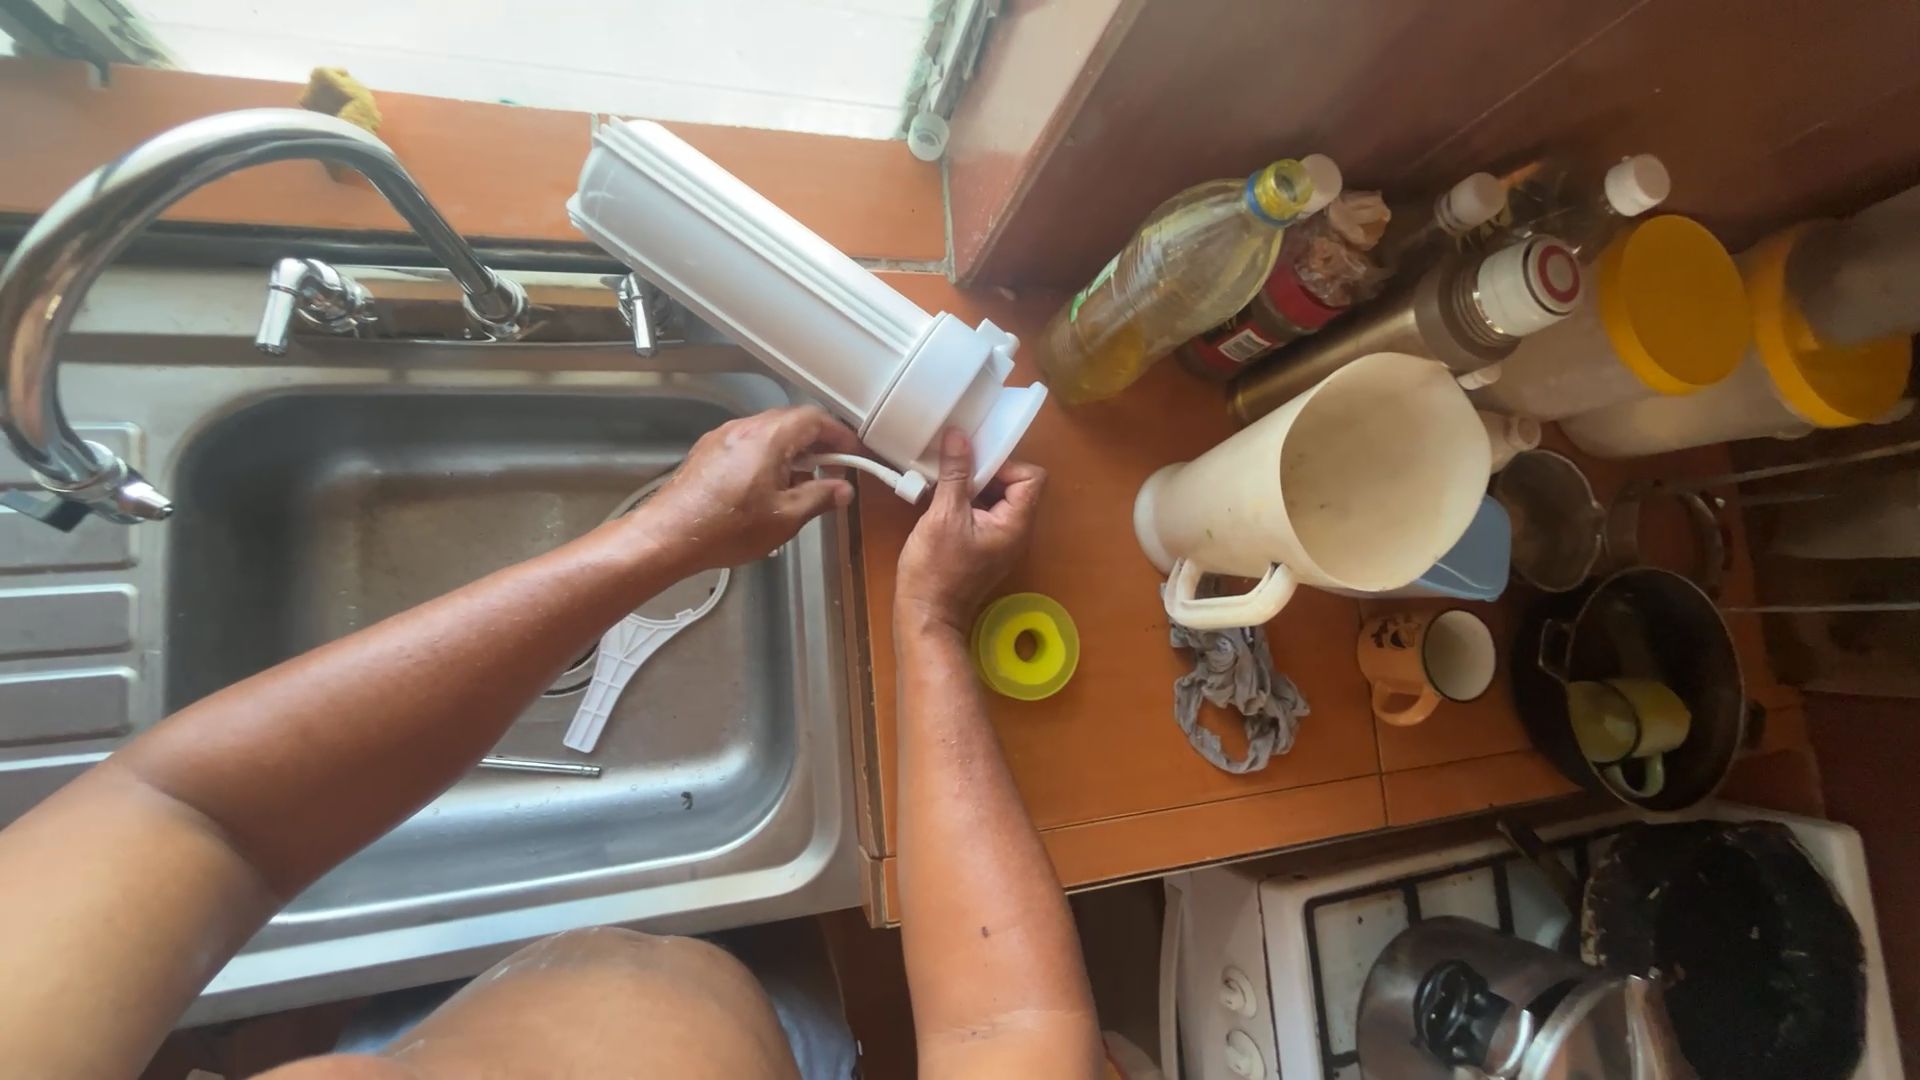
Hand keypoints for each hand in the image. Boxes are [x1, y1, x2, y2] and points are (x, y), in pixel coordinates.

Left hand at [635, 405, 861, 570]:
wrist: (669, 536)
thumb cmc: (727, 528)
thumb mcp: (786, 517)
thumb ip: (820, 497)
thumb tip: (843, 490)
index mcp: (768, 438)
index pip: (815, 418)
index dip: (840, 434)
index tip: (853, 454)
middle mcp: (744, 428)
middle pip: (792, 421)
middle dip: (818, 443)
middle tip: (833, 470)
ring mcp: (723, 437)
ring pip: (770, 432)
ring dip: (793, 451)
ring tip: (804, 483)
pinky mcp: (708, 452)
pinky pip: (749, 443)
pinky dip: (769, 456)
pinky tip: (771, 487)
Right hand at [896, 429, 1045, 634]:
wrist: (926, 614)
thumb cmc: (936, 570)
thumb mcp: (943, 516)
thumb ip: (955, 474)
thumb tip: (960, 437)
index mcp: (1016, 524)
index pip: (1031, 477)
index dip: (1005, 464)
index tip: (974, 465)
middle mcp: (1016, 531)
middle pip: (1014, 485)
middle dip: (984, 473)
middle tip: (954, 473)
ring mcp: (1000, 540)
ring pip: (996, 498)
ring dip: (971, 487)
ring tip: (944, 487)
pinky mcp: (984, 545)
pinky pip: (983, 513)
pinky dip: (965, 503)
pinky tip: (940, 503)